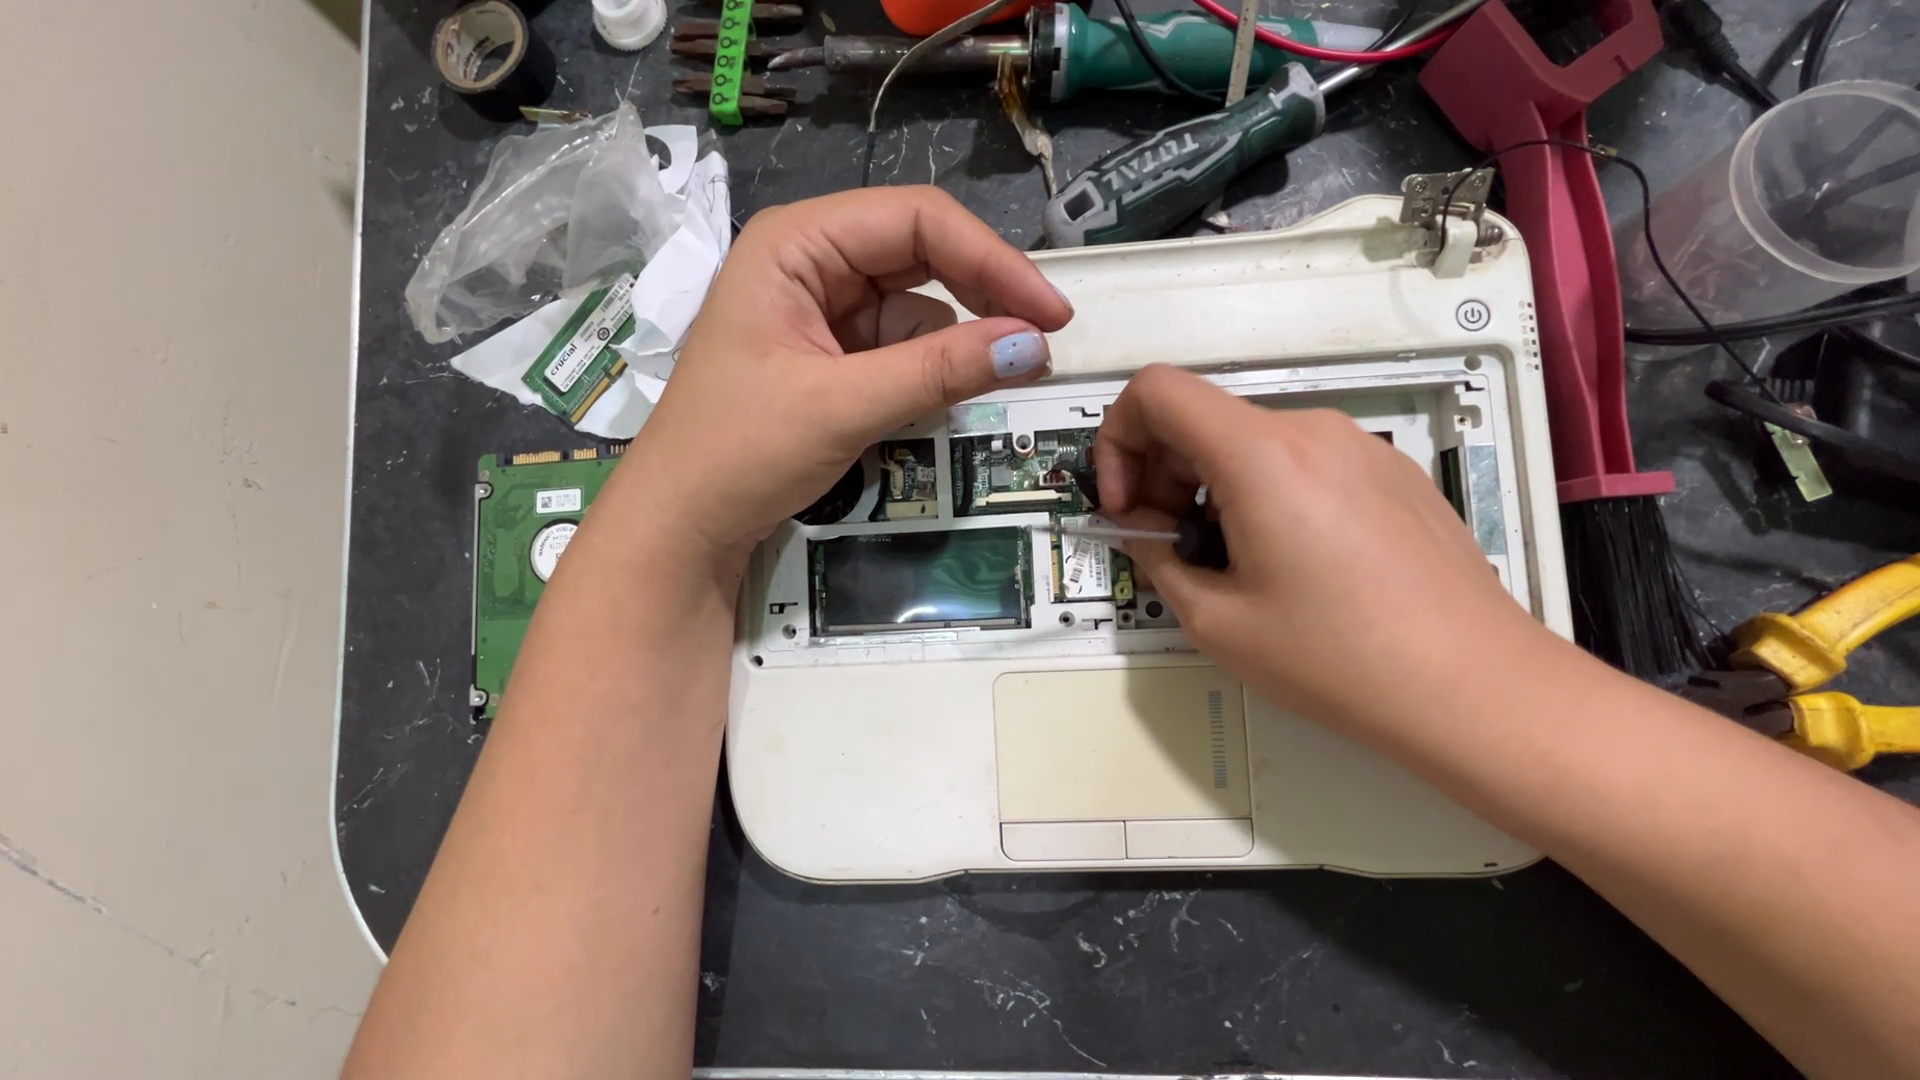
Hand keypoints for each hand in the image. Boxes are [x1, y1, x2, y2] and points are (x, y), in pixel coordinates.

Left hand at [608, 186, 1072, 567]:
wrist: (683, 525)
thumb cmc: (738, 452)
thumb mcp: (843, 406)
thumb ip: (939, 370)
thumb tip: (1035, 345)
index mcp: (797, 243)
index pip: (916, 220)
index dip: (992, 259)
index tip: (1051, 312)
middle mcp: (811, 262)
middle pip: (921, 254)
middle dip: (981, 296)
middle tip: (1043, 341)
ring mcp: (821, 310)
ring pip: (917, 306)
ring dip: (953, 344)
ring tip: (982, 383)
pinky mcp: (831, 355)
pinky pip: (900, 347)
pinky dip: (928, 370)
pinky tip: (933, 401)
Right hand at [1094, 364, 1547, 729]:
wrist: (1475, 687)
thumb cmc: (1334, 657)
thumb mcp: (1215, 620)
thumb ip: (1156, 557)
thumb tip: (1142, 527)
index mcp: (1260, 454)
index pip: (1156, 390)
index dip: (1118, 439)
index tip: (1126, 507)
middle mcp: (1311, 430)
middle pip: (1202, 418)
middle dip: (1161, 474)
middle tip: (1169, 547)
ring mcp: (1360, 447)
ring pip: (1250, 442)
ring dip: (1211, 487)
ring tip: (1229, 563)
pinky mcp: (1392, 473)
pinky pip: (1301, 462)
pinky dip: (1264, 493)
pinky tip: (1290, 563)